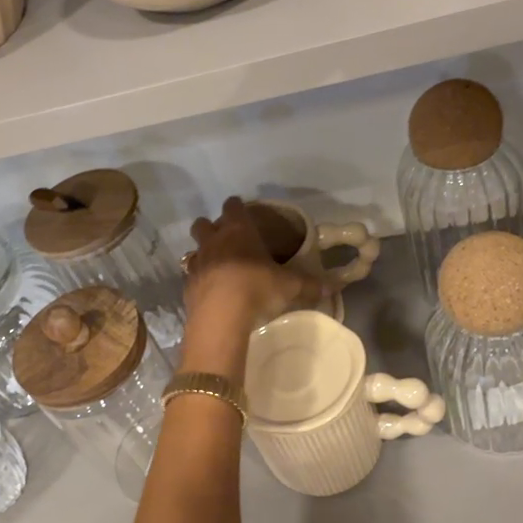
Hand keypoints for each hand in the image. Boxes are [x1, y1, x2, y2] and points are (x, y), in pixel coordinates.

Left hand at [184, 197, 323, 326]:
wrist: (221, 316)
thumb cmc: (256, 288)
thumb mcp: (289, 286)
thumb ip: (310, 284)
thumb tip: (334, 287)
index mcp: (238, 230)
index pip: (233, 206)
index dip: (237, 207)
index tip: (243, 212)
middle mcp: (214, 241)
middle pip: (204, 223)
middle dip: (212, 227)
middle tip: (227, 239)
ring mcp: (198, 262)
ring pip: (194, 248)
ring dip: (204, 253)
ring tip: (218, 265)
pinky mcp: (187, 285)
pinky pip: (191, 275)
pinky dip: (200, 278)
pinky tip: (211, 290)